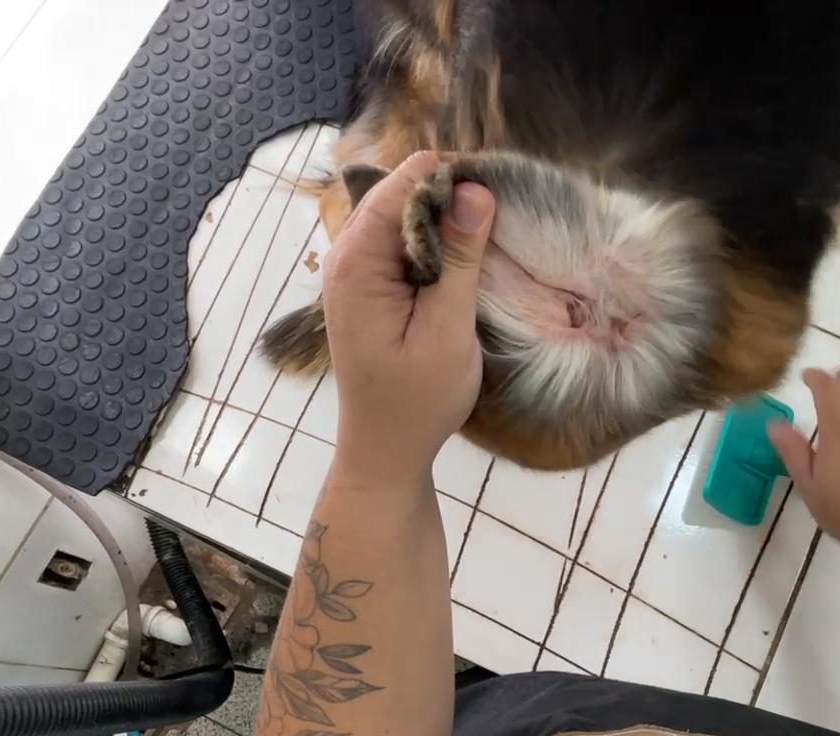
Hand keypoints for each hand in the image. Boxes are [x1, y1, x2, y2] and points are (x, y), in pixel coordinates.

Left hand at [321, 151, 495, 486]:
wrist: (387, 451)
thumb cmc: (417, 401)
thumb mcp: (448, 329)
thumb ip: (460, 258)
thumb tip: (475, 188)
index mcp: (356, 264)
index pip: (399, 189)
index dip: (446, 180)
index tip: (493, 189)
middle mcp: (345, 261)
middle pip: (395, 200)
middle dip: (444, 200)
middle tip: (494, 214)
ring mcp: (352, 278)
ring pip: (398, 224)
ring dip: (439, 226)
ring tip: (482, 237)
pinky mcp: (366, 295)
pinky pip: (398, 252)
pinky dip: (429, 250)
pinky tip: (459, 265)